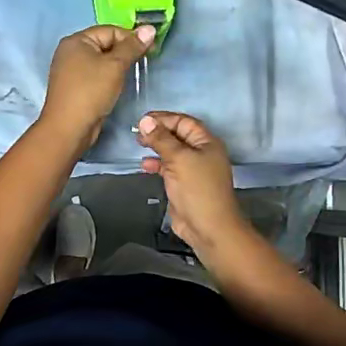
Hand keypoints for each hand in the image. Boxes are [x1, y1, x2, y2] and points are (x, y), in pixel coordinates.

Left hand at [40, 25, 154, 148]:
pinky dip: (108, 78)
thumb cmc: (91, 92)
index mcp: (76, 41)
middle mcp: (70, 52)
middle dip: (125, 52)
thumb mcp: (115, 66)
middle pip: (105, 44)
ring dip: (117, 67)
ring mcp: (70, 71)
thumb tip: (149, 28)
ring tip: (131, 75)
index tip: (151, 50)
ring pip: (101, 62)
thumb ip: (132, 46)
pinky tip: (117, 86)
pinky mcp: (74, 87)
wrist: (69, 128)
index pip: (110, 31)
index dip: (131, 38)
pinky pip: (95, 76)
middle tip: (144, 63)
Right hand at [136, 112, 251, 253]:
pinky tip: (145, 166)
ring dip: (156, 147)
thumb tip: (145, 121)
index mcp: (206, 142)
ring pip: (172, 151)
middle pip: (177, 135)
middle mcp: (201, 153)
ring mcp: (193, 169)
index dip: (164, 119)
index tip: (142, 120)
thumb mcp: (178, 159)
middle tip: (137, 133)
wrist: (207, 227)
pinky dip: (156, 164)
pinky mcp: (184, 184)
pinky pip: (168, 167)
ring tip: (139, 145)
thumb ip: (161, 139)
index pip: (184, 122)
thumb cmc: (197, 189)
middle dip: (158, 132)